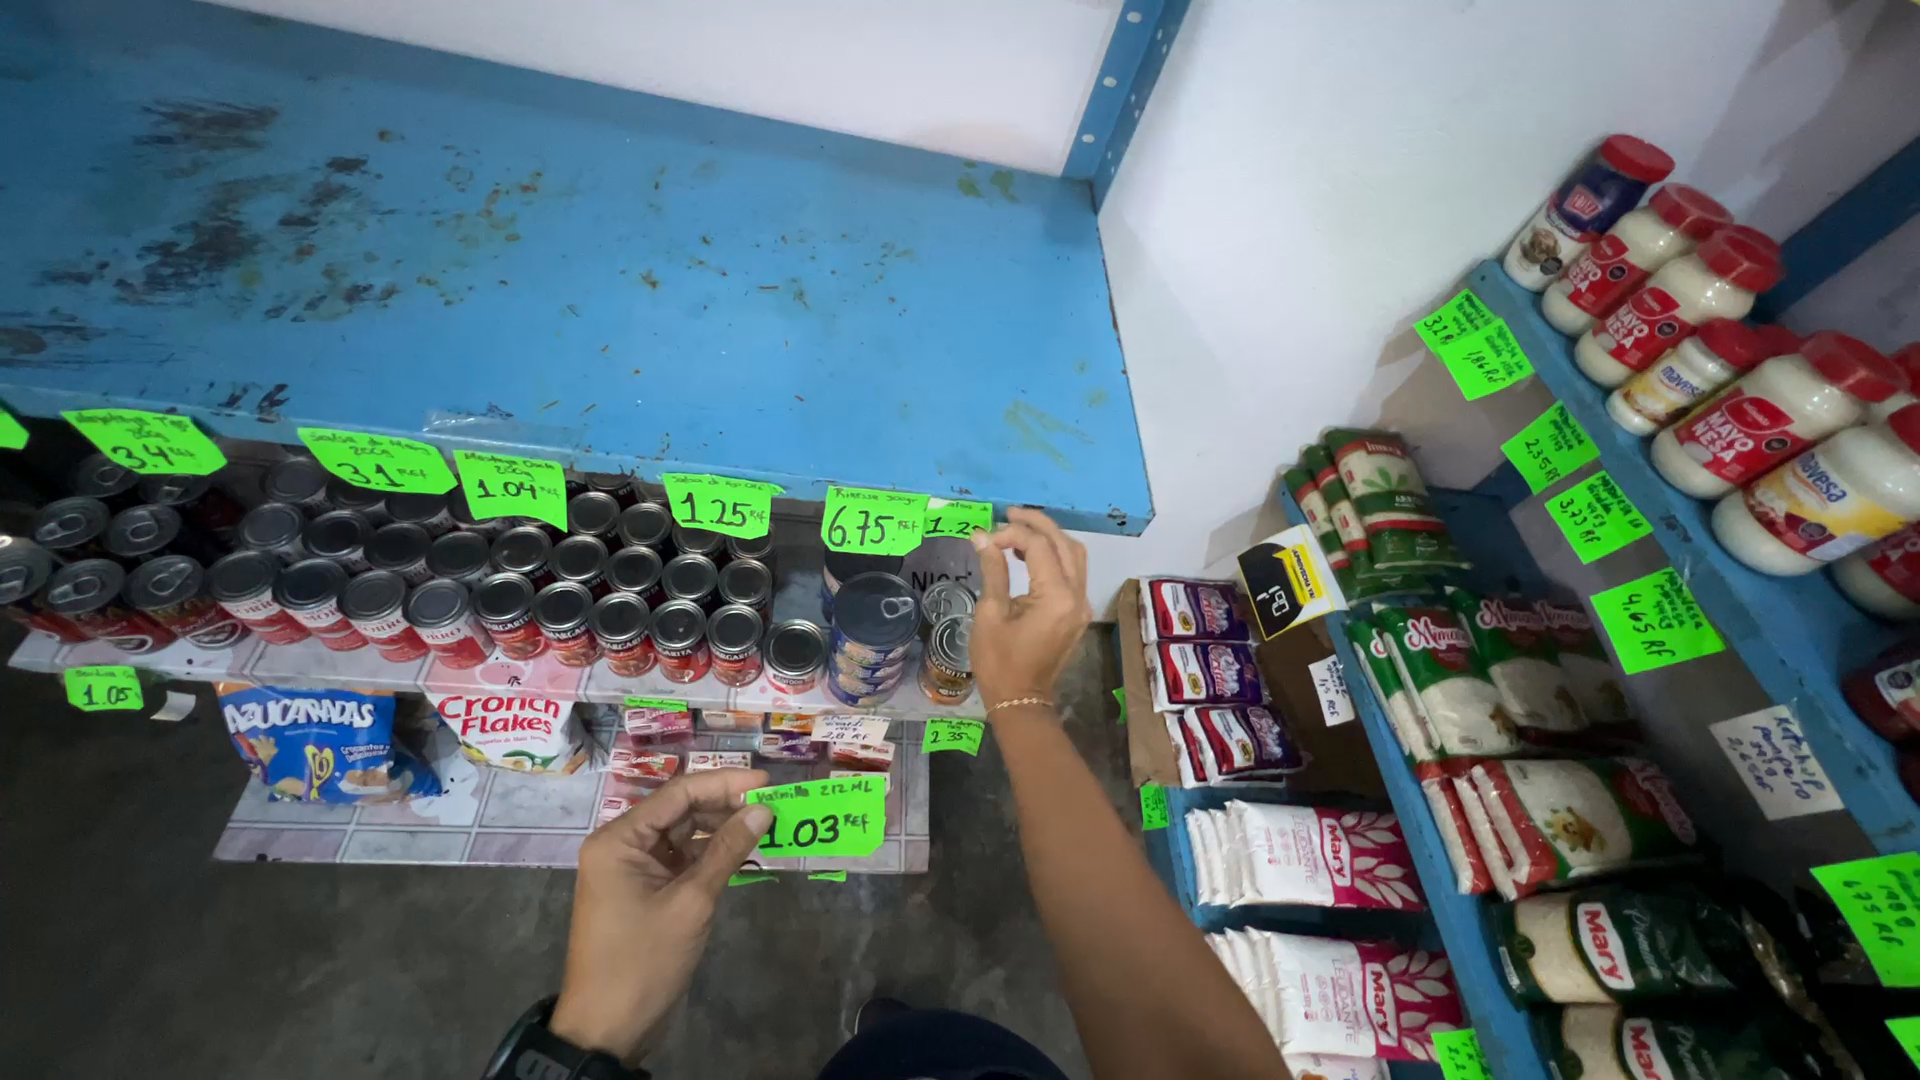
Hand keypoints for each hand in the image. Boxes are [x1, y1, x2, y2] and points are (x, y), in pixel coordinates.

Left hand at [550, 768, 773, 1063]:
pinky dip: (711, 853)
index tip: (766, 781)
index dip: (724, 783)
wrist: (608, 1030)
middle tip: (771, 804)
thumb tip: (764, 809)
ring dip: (721, 828)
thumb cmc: (644, 960)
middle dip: (725, 804)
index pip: (678, 794)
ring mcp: (633, 868)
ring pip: (684, 832)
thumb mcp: (692, 901)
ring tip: (763, 824)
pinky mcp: (645, 888)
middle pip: (681, 809)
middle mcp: (622, 845)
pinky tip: (743, 849)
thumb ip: (728, 849)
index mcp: (619, 840)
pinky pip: (682, 857)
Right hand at [970, 507, 1092, 711]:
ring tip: (1018, 530)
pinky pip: (1072, 573)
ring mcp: (1082, 605)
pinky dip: (1054, 556)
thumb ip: (993, 570)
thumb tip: (983, 536)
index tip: (988, 537)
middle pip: (1064, 544)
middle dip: (1037, 524)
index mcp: (1056, 596)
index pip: (1039, 547)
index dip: (1012, 534)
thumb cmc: (999, 662)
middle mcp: (1077, 596)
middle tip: (1008, 514)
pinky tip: (1028, 555)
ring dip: (1049, 538)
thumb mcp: (990, 613)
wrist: (1020, 700)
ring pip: (1074, 555)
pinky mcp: (1077, 612)